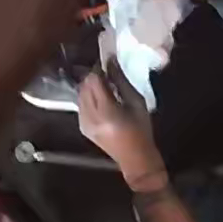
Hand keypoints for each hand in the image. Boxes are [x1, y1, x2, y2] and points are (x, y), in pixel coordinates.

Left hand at [77, 69, 165, 191]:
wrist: (135, 160)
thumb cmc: (141, 130)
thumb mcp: (137, 102)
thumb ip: (121, 81)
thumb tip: (110, 61)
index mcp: (106, 111)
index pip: (93, 81)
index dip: (99, 69)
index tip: (107, 63)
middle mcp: (91, 117)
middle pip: (84, 86)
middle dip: (94, 76)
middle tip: (107, 74)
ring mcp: (84, 123)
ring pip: (80, 94)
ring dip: (90, 86)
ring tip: (104, 86)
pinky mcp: (83, 127)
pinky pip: (80, 104)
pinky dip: (88, 97)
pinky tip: (100, 99)